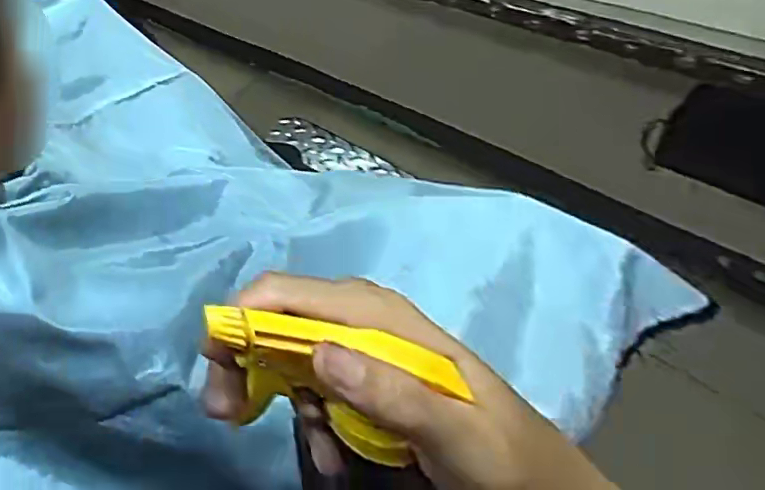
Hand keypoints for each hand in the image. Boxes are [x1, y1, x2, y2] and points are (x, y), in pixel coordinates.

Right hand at [200, 274, 616, 489]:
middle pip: (275, 319)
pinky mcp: (362, 375)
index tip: (214, 360)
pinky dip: (305, 415)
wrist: (549, 488)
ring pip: (285, 353)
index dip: (240, 316)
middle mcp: (358, 316)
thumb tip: (319, 351)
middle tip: (223, 407)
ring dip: (270, 392)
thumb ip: (396, 392)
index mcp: (375, 312)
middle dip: (243, 358)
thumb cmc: (508, 458)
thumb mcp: (461, 434)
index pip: (285, 293)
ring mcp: (359, 345)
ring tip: (291, 443)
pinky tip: (327, 450)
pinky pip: (311, 384)